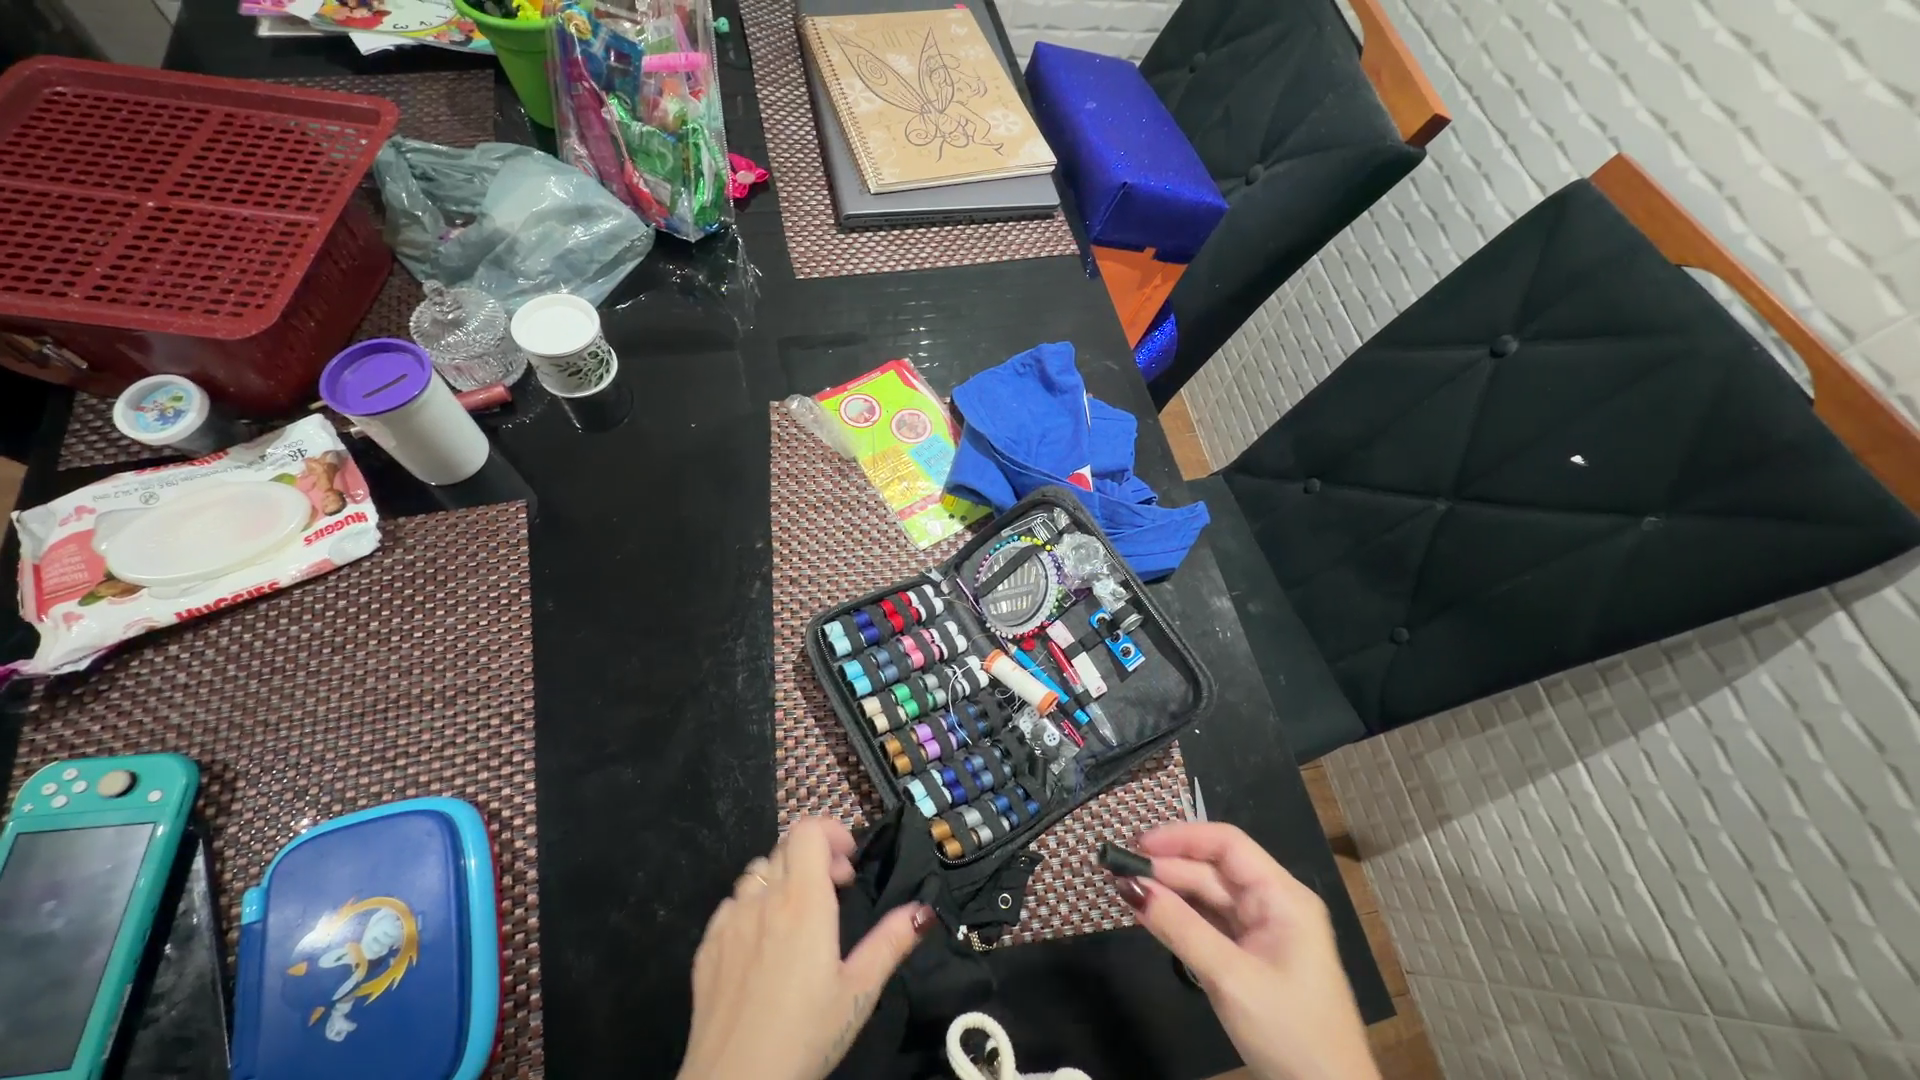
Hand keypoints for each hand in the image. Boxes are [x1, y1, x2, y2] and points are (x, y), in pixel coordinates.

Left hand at [678, 817, 931, 1079]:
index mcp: (803, 902)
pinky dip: (753, 906)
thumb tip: (922, 911)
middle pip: (785, 847)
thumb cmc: (806, 1034)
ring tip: (799, 915)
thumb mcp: (860, 991)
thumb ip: (891, 943)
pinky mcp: (706, 946)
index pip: (808, 831)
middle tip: (835, 891)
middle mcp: (763, 900)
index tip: (849, 865)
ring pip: (757, 873)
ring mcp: (729, 921)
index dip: (831, 833)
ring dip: (782, 879)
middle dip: (814, 857)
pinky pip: (732, 905)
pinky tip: (763, 944)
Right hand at [1107, 823, 1379, 1079]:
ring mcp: (1264, 930)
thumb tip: (1130, 886)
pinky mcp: (1253, 955)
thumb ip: (1179, 927)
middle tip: (1118, 873)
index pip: (1227, 844)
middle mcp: (1274, 903)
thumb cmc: (1288, 1030)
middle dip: (1168, 867)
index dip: (1181, 838)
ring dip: (1171, 892)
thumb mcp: (1229, 977)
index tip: (1137, 845)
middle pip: (1214, 870)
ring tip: (1127, 891)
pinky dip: (1182, 918)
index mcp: (1282, 896)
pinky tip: (1153, 915)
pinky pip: (1212, 923)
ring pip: (1210, 897)